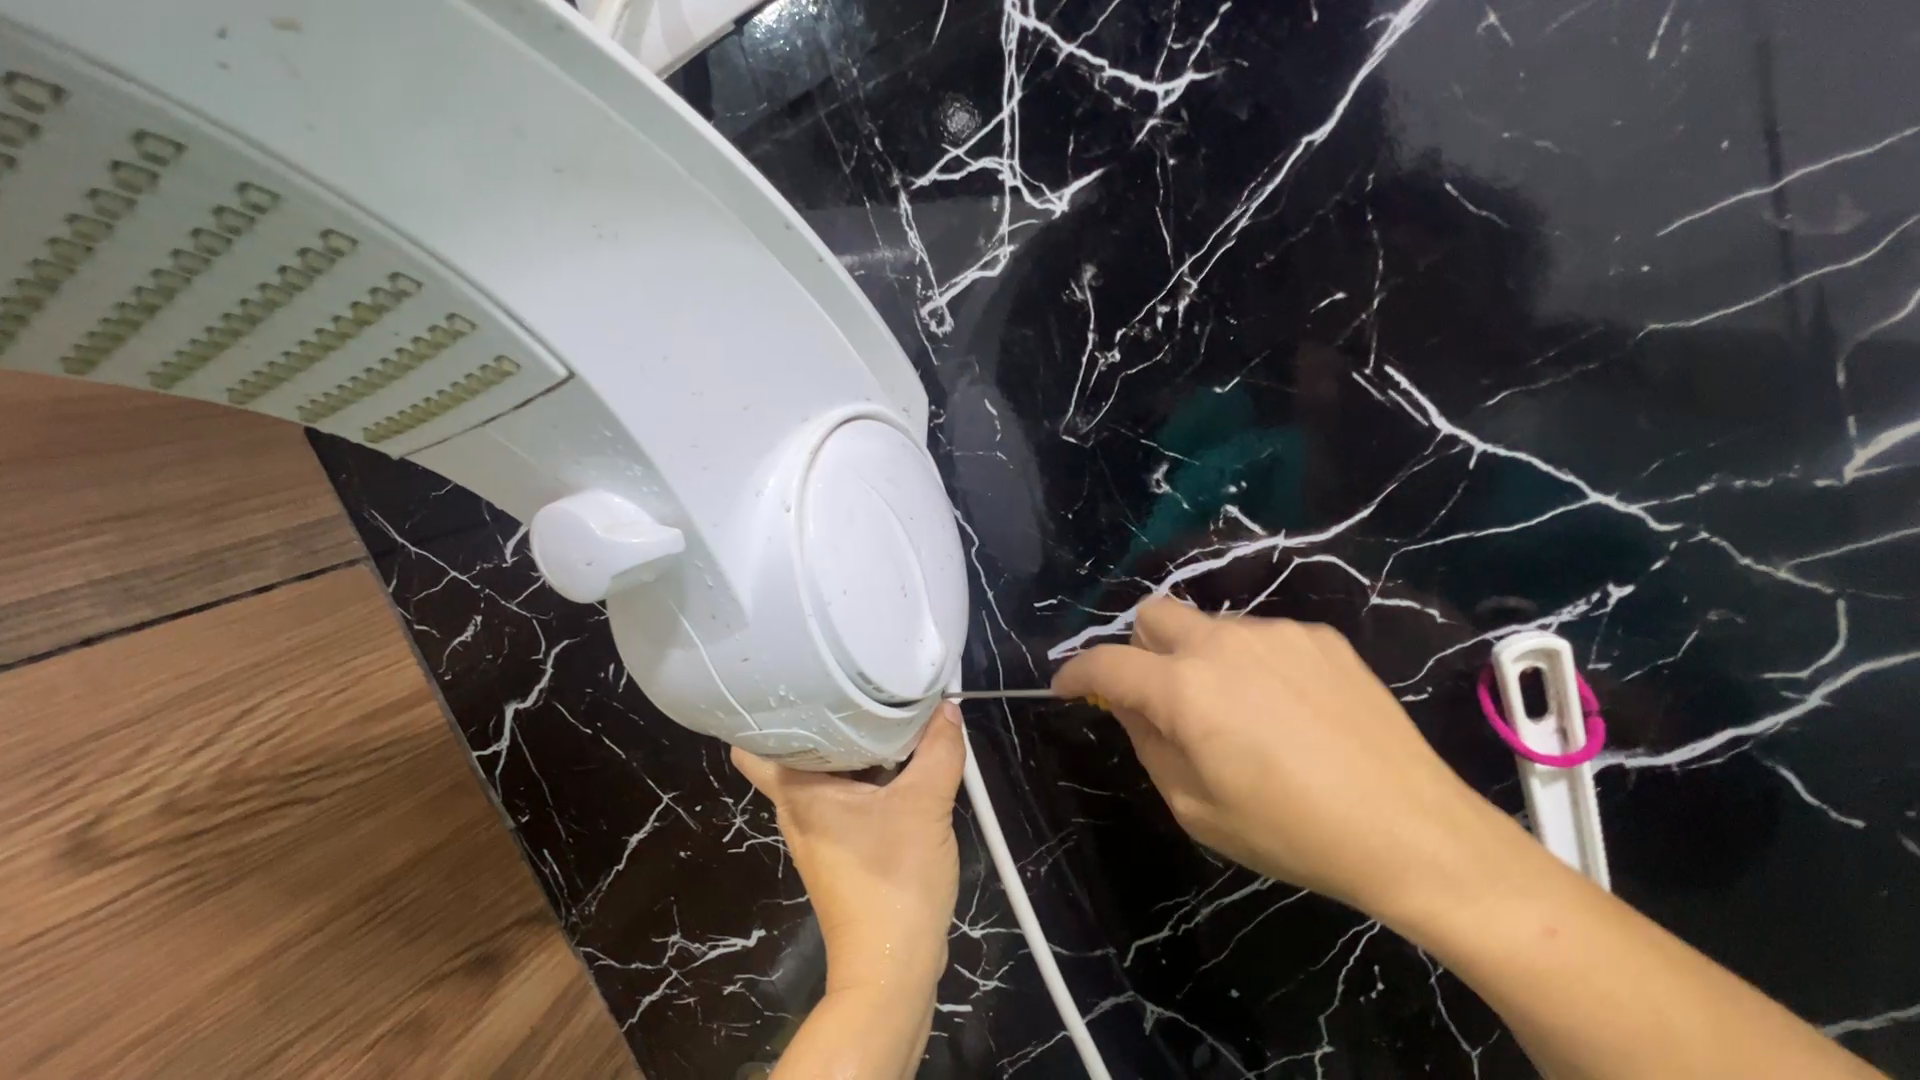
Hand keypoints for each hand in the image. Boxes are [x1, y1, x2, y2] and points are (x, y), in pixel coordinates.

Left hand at [731, 704, 964, 994]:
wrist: (893, 965)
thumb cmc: (893, 880)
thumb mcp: (925, 805)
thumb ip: (939, 750)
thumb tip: (947, 709)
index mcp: (797, 791)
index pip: (753, 742)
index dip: (766, 708)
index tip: (798, 676)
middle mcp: (797, 808)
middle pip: (796, 751)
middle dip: (824, 718)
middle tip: (854, 682)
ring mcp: (819, 832)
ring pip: (826, 775)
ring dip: (852, 748)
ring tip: (883, 713)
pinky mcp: (843, 849)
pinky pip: (847, 798)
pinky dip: (868, 778)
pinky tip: (901, 764)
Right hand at [1052, 598, 1506, 915]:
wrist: (1410, 828)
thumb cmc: (1290, 832)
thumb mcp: (1196, 807)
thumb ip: (1148, 744)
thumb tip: (1125, 704)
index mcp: (1185, 690)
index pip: (1107, 662)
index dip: (1076, 671)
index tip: (1065, 687)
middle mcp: (1225, 644)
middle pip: (1154, 614)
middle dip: (1138, 649)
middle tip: (1156, 697)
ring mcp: (1278, 634)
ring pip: (1211, 627)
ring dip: (1199, 659)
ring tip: (1236, 715)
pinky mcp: (1321, 638)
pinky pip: (1263, 638)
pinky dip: (1252, 665)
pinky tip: (1288, 712)